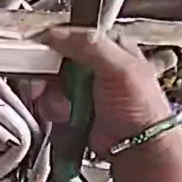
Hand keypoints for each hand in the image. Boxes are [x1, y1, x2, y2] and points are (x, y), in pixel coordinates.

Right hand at [36, 27, 175, 154]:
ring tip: (68, 107)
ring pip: (49, 83)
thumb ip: (89, 46)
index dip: (52, 45)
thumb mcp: (119, 68)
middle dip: (47, 75)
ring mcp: (82, 87)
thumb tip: (56, 35)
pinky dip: (53, 110)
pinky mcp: (73, 107)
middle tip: (47, 84)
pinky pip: (50, 103)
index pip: (71, 36)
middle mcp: (93, 65)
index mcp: (109, 46)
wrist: (136, 146)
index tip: (40, 55)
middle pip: (54, 60)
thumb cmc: (141, 108)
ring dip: (52, 97)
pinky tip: (67, 115)